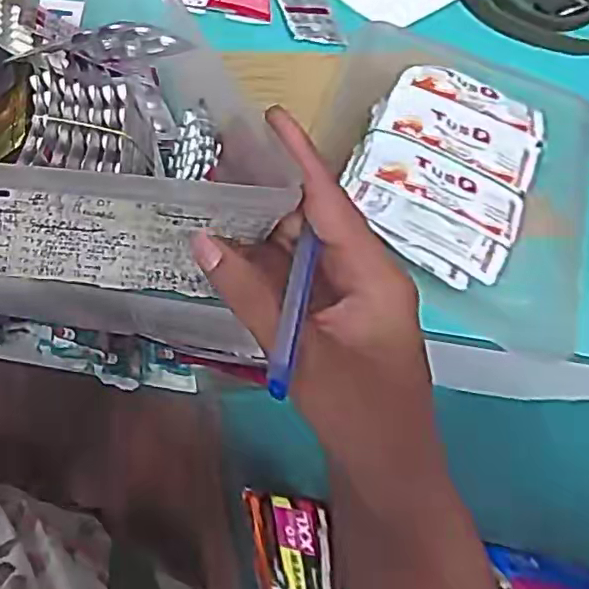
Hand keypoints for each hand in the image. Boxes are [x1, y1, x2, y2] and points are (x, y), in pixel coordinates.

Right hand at [189, 106, 438, 478]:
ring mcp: (340, 294)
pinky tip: (224, 242)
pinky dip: (255, 257)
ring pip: (295, 245)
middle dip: (270, 183)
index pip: (330, 203)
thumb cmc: (359, 412)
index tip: (274, 117)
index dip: (301, 157)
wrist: (387, 471)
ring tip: (215, 188)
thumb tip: (202, 240)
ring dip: (257, 220)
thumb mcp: (299, 351)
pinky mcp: (322, 313)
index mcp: (371, 275)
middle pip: (311, 216)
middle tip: (223, 152)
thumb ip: (249, 294)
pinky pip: (286, 274)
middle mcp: (358, 274)